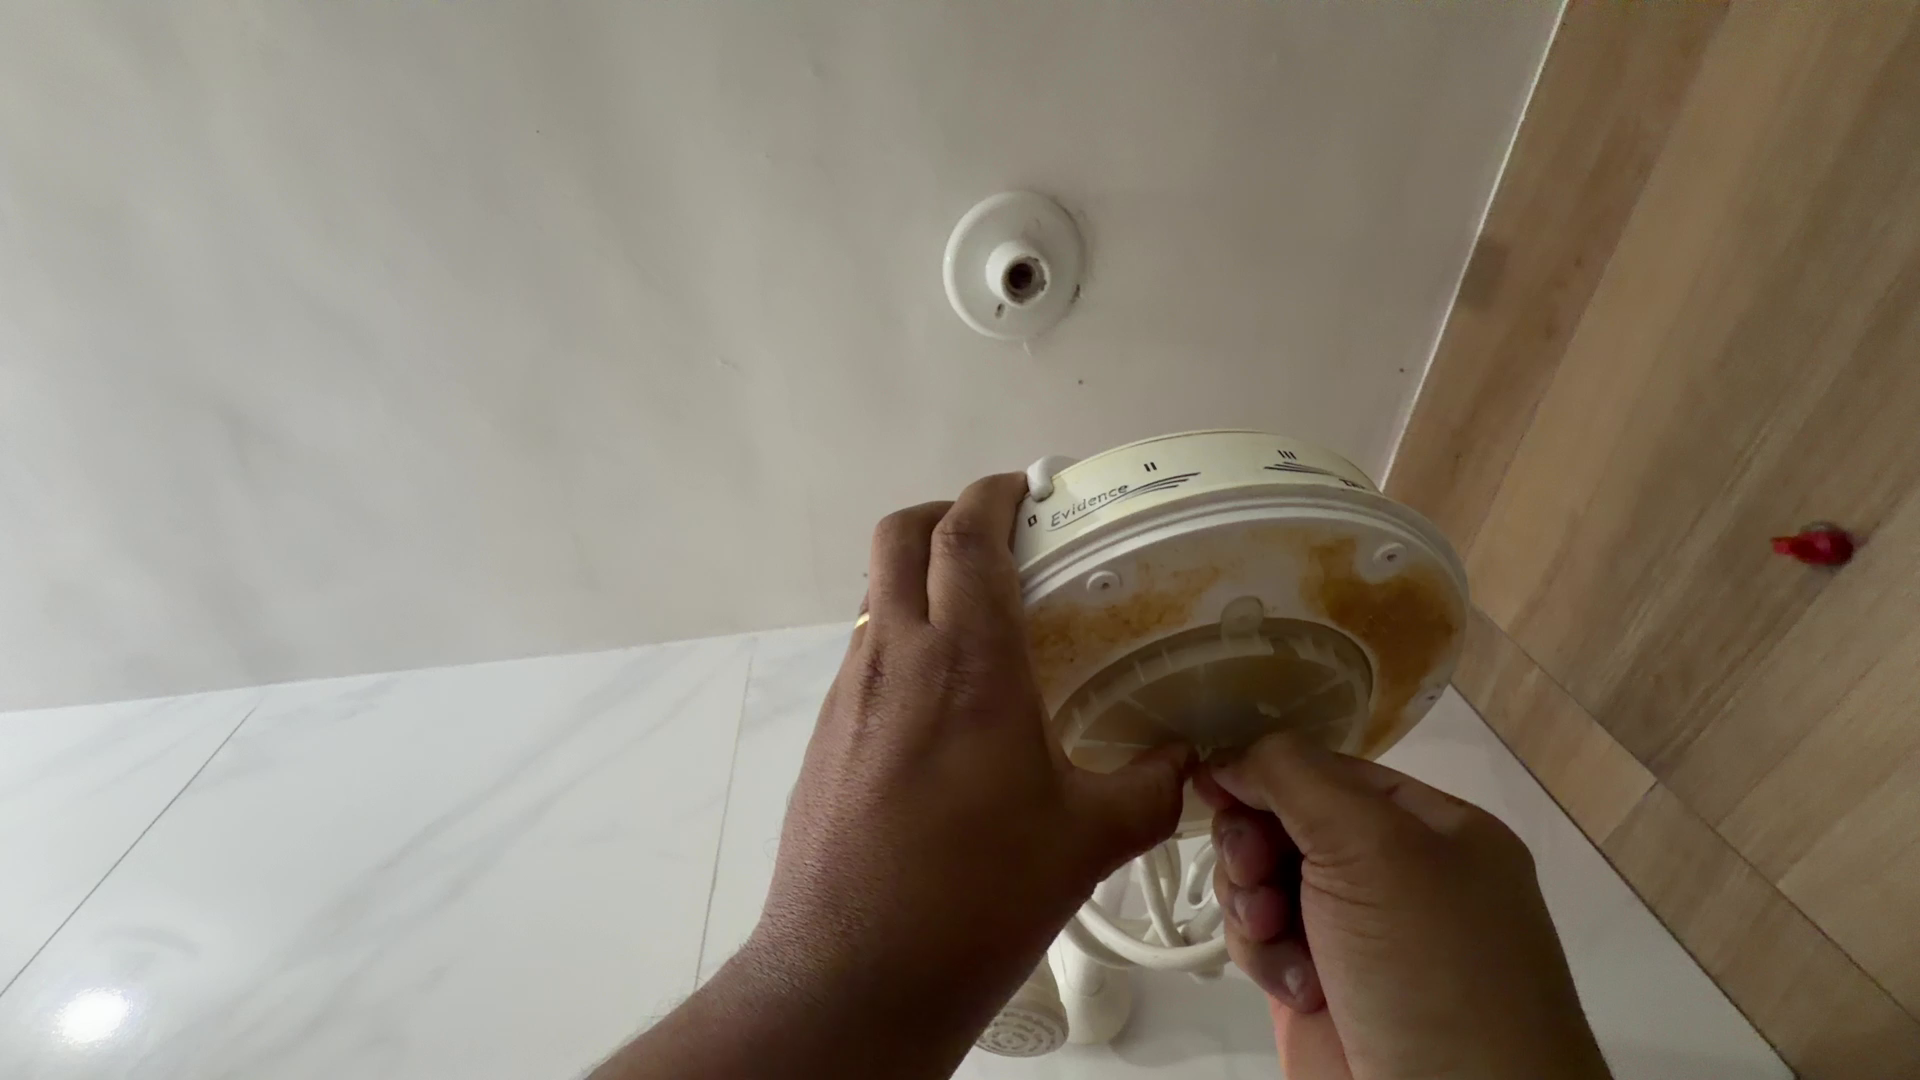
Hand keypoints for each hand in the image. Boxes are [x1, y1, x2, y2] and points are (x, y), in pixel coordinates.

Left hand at [732, 474, 1190, 1075]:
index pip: (966, 537)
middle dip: (943, 513)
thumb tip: (1187, 760)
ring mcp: (850, 690)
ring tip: (973, 616)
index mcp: (967, 663)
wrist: (851, 972)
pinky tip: (940, 696)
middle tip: (992, 536)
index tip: (1021, 487)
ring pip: (878, 592)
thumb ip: (1149, 786)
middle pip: (898, 535)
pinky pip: (866, 649)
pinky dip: (901, 634)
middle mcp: (897, 657)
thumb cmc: (974, 897)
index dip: (992, 495)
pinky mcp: (826, 728)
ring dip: (918, 577)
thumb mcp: (1084, 841)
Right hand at [1199, 735, 1610, 1079]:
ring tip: (1270, 933)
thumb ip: (1292, 775)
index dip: (1266, 771)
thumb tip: (1227, 755)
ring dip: (1250, 897)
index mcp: (1429, 827)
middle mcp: (1392, 872)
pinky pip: (1259, 933)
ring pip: (1260, 874)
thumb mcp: (1371, 845)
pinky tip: (1292, 984)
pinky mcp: (1315, 979)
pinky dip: (1262, 951)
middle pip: (1283, 819)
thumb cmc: (1427, 968)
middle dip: (1253, 840)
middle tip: (1249, 869)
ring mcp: (1351, 929)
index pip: (1325, 769)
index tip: (1215, 783)